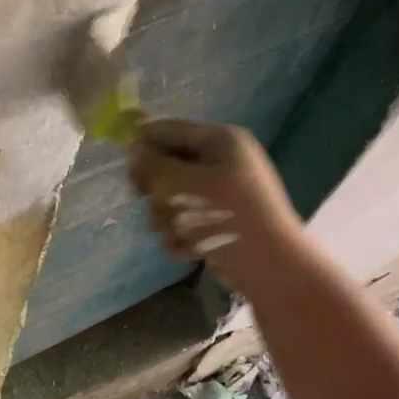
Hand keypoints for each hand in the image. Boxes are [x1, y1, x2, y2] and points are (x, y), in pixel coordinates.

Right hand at [127, 119, 299, 262]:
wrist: (271, 268)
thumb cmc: (226, 217)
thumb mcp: (182, 185)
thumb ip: (153, 165)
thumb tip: (133, 150)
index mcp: (220, 141)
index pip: (168, 130)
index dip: (144, 146)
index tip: (127, 170)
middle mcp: (222, 161)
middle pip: (168, 165)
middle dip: (158, 192)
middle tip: (158, 207)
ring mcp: (221, 192)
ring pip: (172, 196)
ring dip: (167, 218)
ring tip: (179, 234)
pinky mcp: (219, 219)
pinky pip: (185, 219)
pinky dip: (182, 235)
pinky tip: (190, 249)